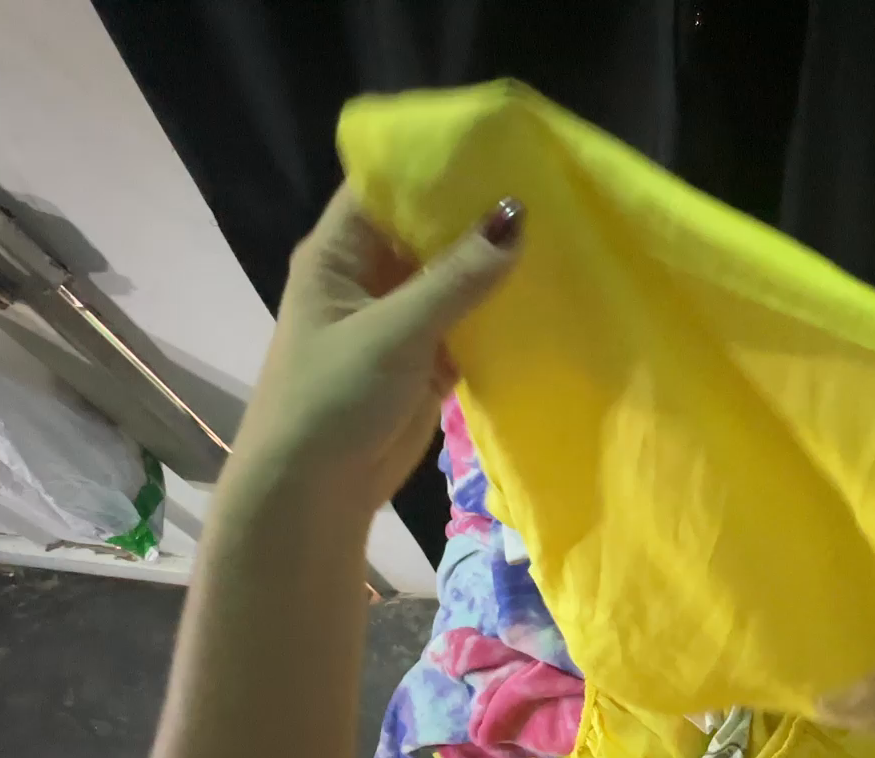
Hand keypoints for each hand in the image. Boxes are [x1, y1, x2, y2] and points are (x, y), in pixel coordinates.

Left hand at [224, 185, 523, 516]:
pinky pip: (469, 326)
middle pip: (427, 235)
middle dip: (476, 219)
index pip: (386, 191)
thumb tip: (516, 218)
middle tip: (542, 197)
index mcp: (341, 255)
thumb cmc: (336, 396)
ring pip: (454, 282)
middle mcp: (372, 280)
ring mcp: (404, 322)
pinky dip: (498, 317)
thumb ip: (457, 278)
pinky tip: (540, 301)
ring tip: (553, 241)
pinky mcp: (429, 361)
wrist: (321, 485)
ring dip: (493, 269)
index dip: (435, 170)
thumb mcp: (397, 330)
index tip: (497, 155)